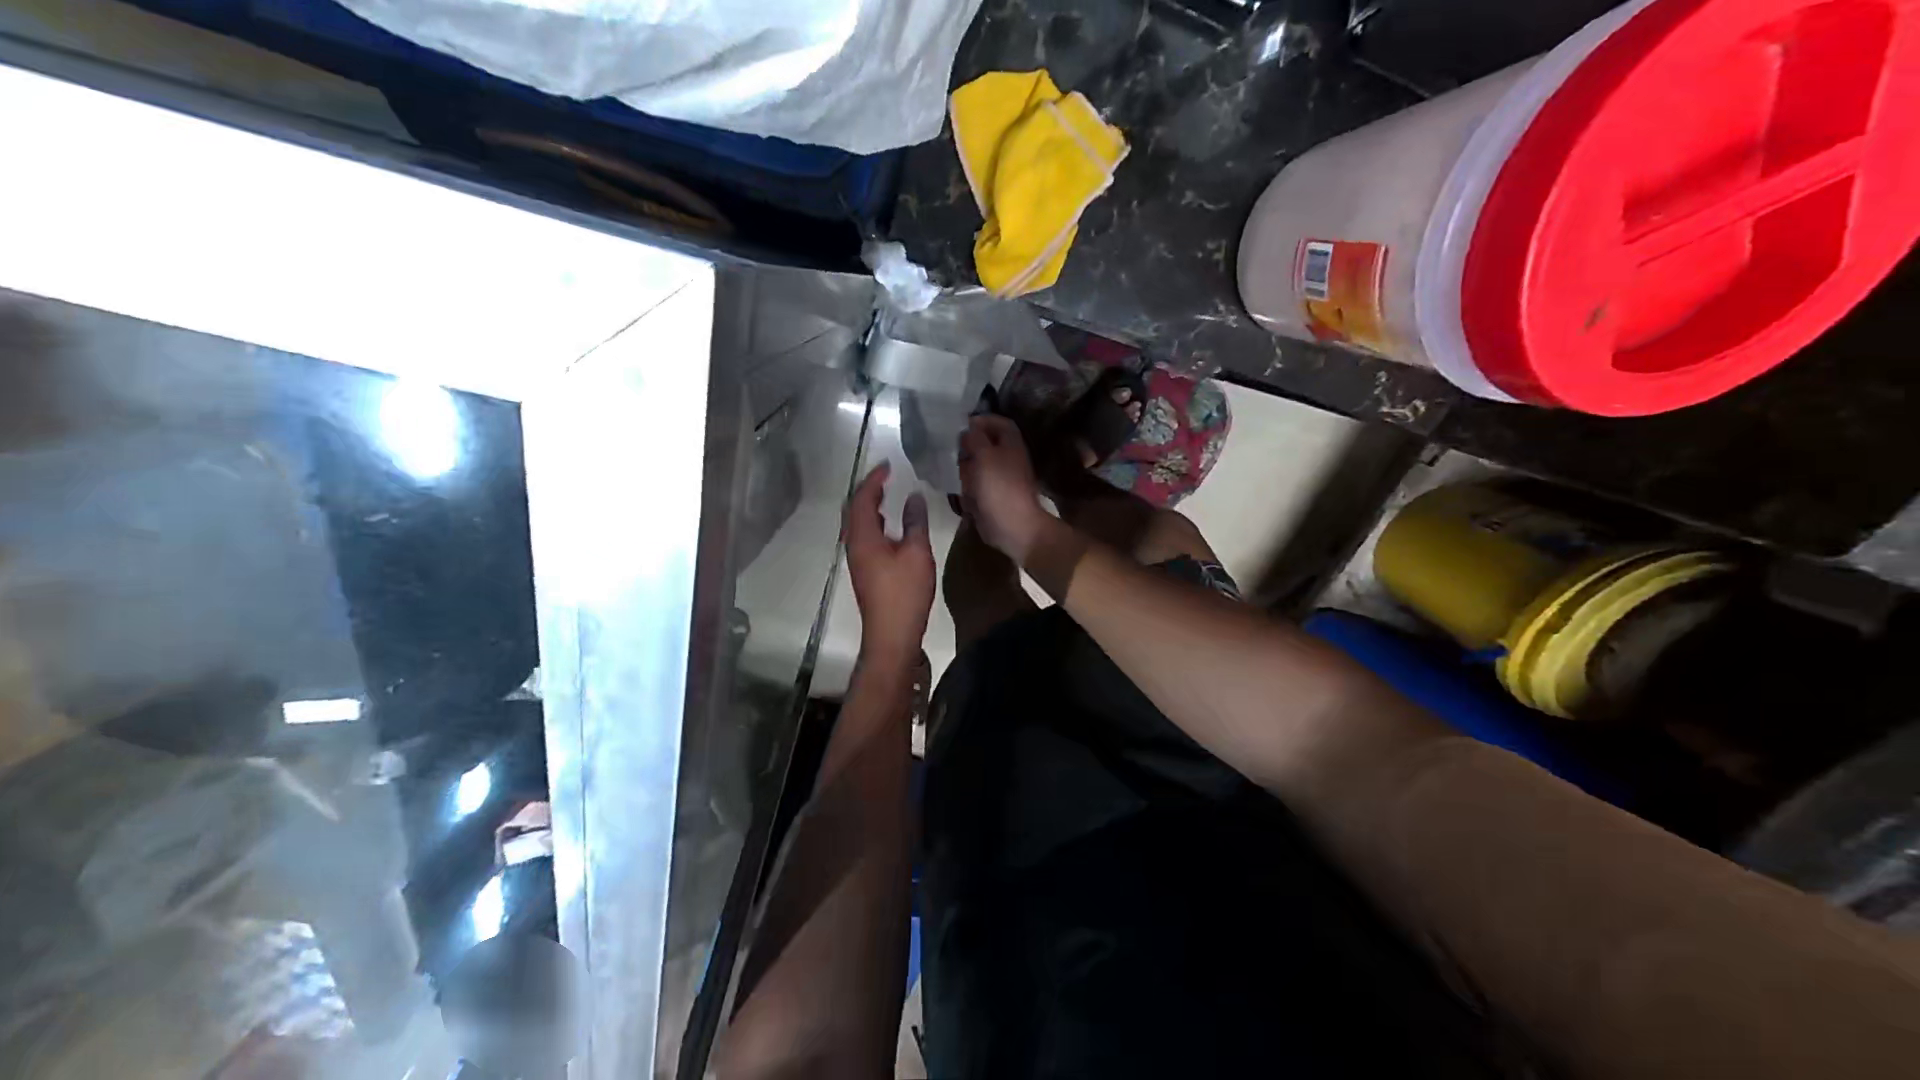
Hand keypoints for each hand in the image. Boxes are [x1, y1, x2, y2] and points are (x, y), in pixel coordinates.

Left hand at [844, 462, 934, 668]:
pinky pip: (863, 536)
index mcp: (862, 537)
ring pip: (857, 524)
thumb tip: (913, 496)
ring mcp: (857, 560)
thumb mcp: (916, 553)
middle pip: (854, 509)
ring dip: (869, 506)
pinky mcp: (864, 571)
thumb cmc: (904, 593)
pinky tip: (888, 526)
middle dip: (868, 490)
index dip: (874, 479)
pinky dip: (873, 522)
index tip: (888, 465)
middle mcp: (853, 545)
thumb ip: (915, 522)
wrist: (891, 635)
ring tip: (887, 494)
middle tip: (886, 477)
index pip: (862, 498)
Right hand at [958, 415, 1050, 564]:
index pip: (998, 423)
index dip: (981, 420)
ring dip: (965, 469)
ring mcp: (999, 479)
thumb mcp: (984, 455)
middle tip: (952, 450)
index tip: (961, 425)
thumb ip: (974, 438)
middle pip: (985, 444)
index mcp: (1011, 444)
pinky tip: (959, 491)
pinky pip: (975, 486)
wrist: (1013, 526)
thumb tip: (967, 430)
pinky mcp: (991, 496)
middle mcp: (1006, 459)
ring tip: (953, 472)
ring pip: (977, 466)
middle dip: (968, 447)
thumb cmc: (1000, 487)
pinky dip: (967, 488)